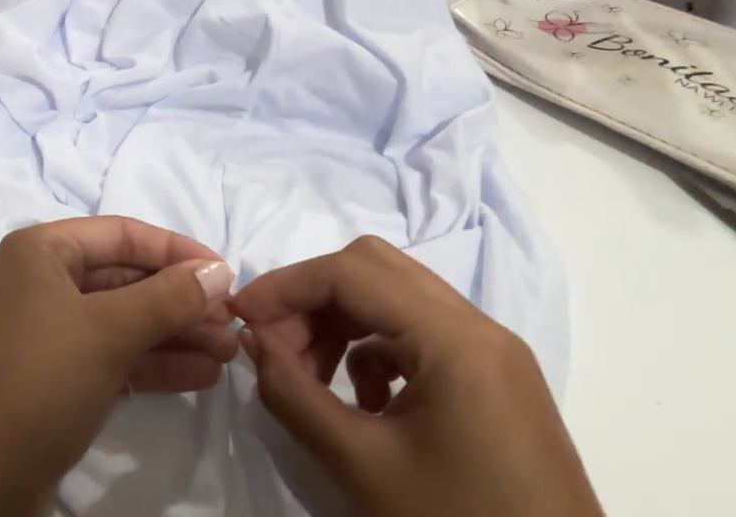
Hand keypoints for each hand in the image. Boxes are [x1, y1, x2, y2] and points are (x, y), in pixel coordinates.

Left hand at [0, 216, 234, 516]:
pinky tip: (201, 375)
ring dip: (176, 333)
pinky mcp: (59, 376)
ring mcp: (51, 331)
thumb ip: (166, 298)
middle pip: (126, 277)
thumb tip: (219, 270)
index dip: (176, 250)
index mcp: (43, 250)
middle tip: (235, 322)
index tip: (228, 274)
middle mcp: (44, 281)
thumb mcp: (106, 331)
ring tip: (230, 352)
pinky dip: (155, 363)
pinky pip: (116, 356)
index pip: (122, 234)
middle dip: (180, 298)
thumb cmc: (38, 379)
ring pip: (125, 320)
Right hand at [231, 237, 600, 516]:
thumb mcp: (360, 465)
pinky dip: (375, 347)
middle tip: (275, 347)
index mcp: (455, 338)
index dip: (285, 286)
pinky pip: (420, 332)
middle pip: (373, 269)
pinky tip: (362, 400)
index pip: (349, 272)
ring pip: (395, 296)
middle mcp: (479, 328)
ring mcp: (493, 354)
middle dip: (312, 298)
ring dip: (340, 320)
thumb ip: (292, 393)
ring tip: (309, 376)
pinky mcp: (496, 381)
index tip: (239, 319)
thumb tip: (251, 340)